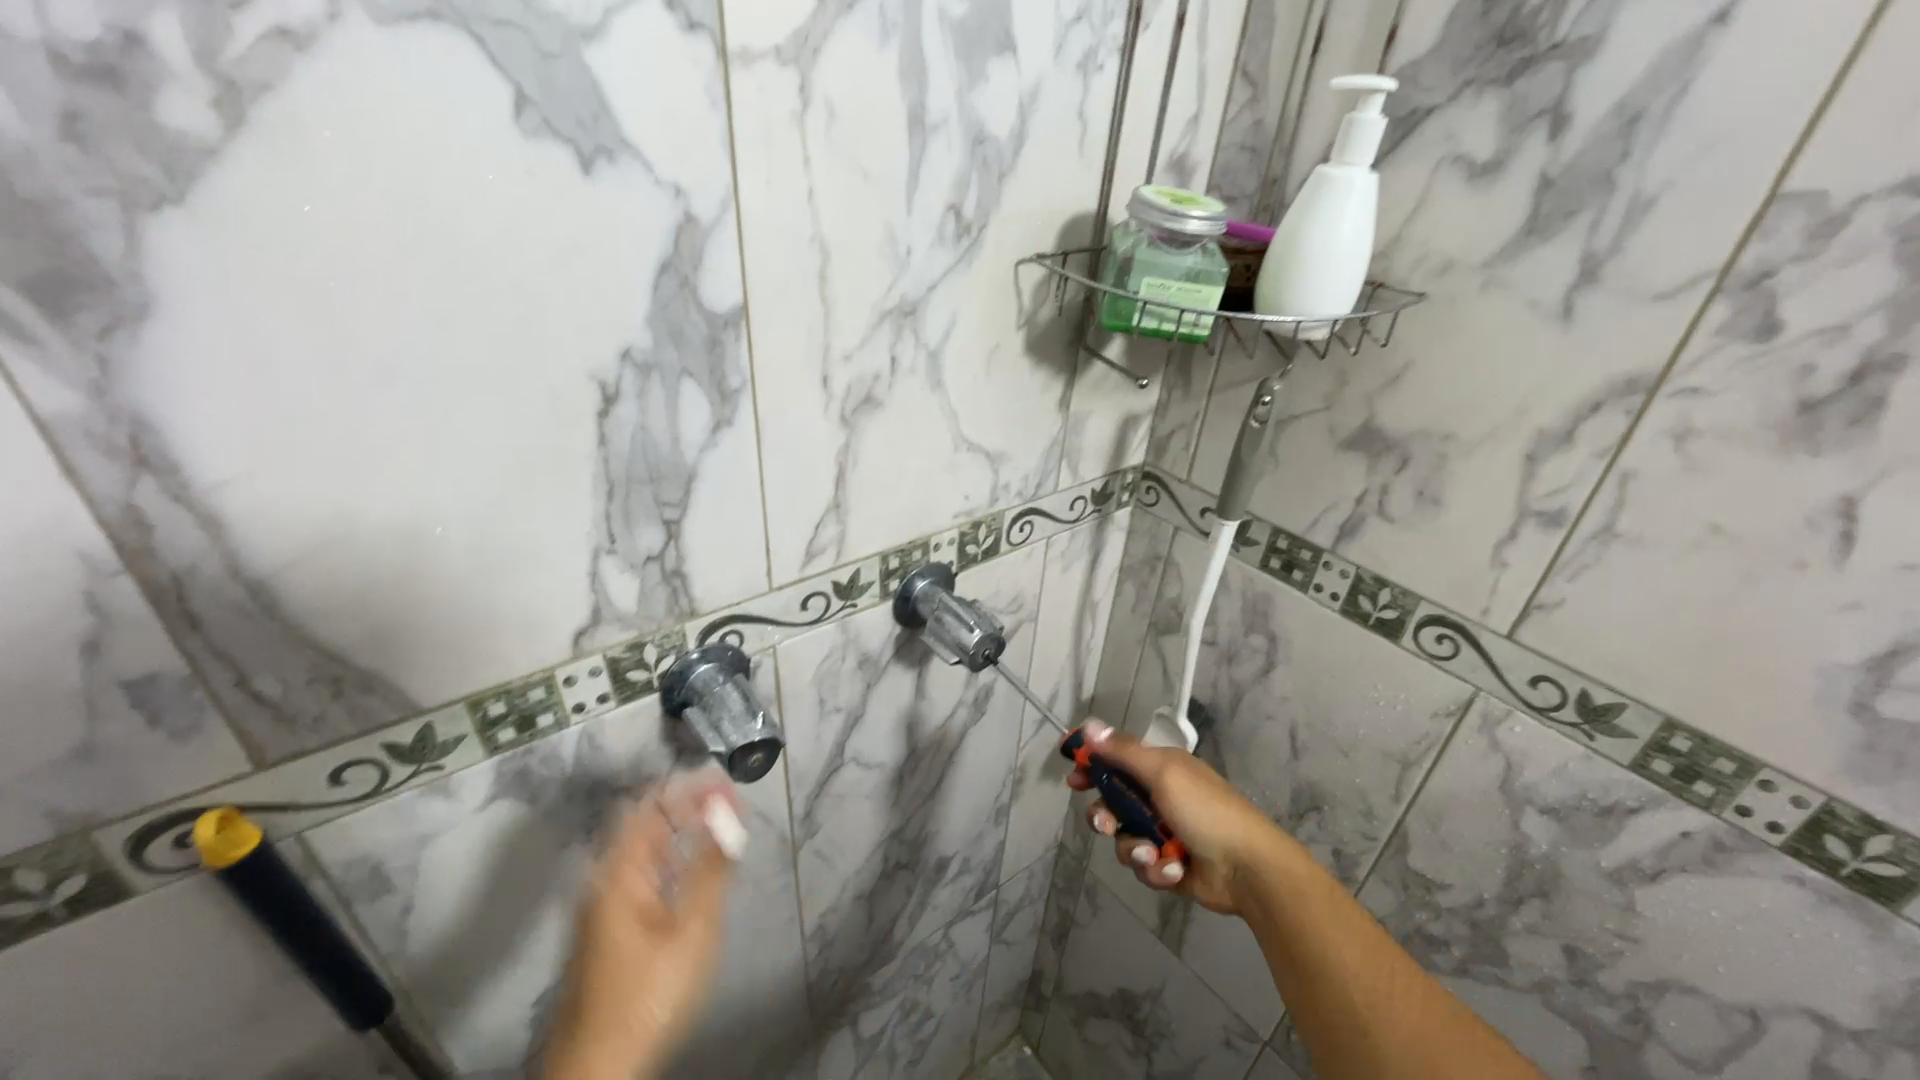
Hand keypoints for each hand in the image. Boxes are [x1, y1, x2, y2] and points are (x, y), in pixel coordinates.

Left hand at [541, 770, 748, 1079]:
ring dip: (678, 833)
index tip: (724, 779)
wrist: (597, 1065)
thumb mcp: (692, 930)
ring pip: (640, 852)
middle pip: (642, 827)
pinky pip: (638, 875)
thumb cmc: (648, 994)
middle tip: (725, 799)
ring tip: (717, 824)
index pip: (650, 808)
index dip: (687, 788)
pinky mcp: (606, 931)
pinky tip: (689, 871)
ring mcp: (601, 907)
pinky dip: (668, 859)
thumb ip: (711, 869)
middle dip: (684, 806)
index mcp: (618, 873)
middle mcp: (603, 881)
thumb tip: (728, 814)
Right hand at [1069, 719, 1294, 914]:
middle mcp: (1159, 798)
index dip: (1091, 767)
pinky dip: (1155, 870)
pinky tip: (1175, 870)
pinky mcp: (1167, 865)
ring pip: (1123, 839)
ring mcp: (1163, 833)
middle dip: (1104, 816)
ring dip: (1134, 849)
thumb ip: (1122, 751)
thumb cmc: (1205, 810)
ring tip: (1153, 855)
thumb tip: (1088, 725)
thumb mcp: (1163, 772)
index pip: (1115, 761)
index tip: (1073, 779)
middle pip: (1111, 804)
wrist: (1247, 867)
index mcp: (1160, 769)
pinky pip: (1142, 866)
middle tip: (1105, 824)